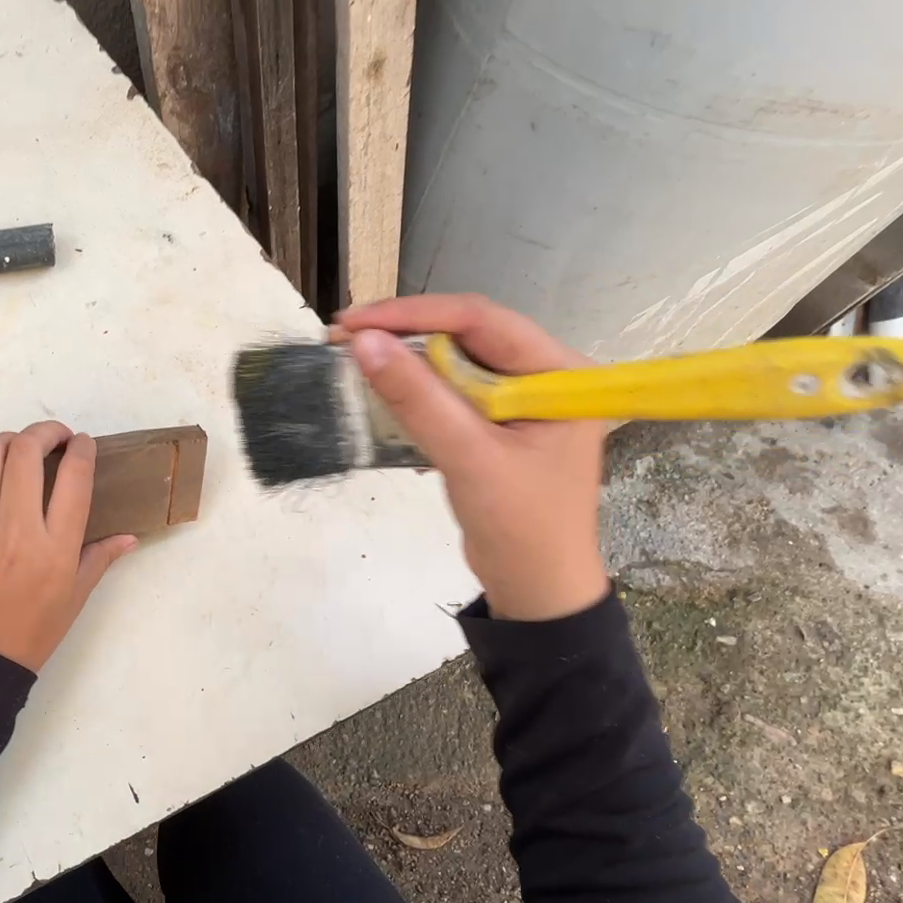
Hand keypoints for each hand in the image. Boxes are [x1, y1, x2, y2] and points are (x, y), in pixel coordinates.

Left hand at [0, 421, 137, 671]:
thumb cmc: (26, 636)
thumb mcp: (73, 601)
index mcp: (56, 549)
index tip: (80, 444)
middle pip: (29, 453)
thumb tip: (129, 536)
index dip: (81, 449)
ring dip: (7, 441)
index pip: (75, 477)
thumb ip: (99, 560)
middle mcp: (17, 531)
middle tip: (51, 439)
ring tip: (15, 450)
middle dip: (45, 433)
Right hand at [335, 294, 609, 621]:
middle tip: (344, 340)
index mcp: (558, 372)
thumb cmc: (518, 524)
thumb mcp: (467, 457)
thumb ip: (417, 399)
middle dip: (405, 334)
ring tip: (354, 360)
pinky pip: (451, 394)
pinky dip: (416, 393)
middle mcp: (543, 376)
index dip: (414, 314)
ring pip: (454, 364)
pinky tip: (383, 396)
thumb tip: (363, 343)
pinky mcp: (497, 426)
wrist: (535, 588)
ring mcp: (519, 402)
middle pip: (467, 336)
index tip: (353, 324)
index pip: (481, 320)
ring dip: (406, 363)